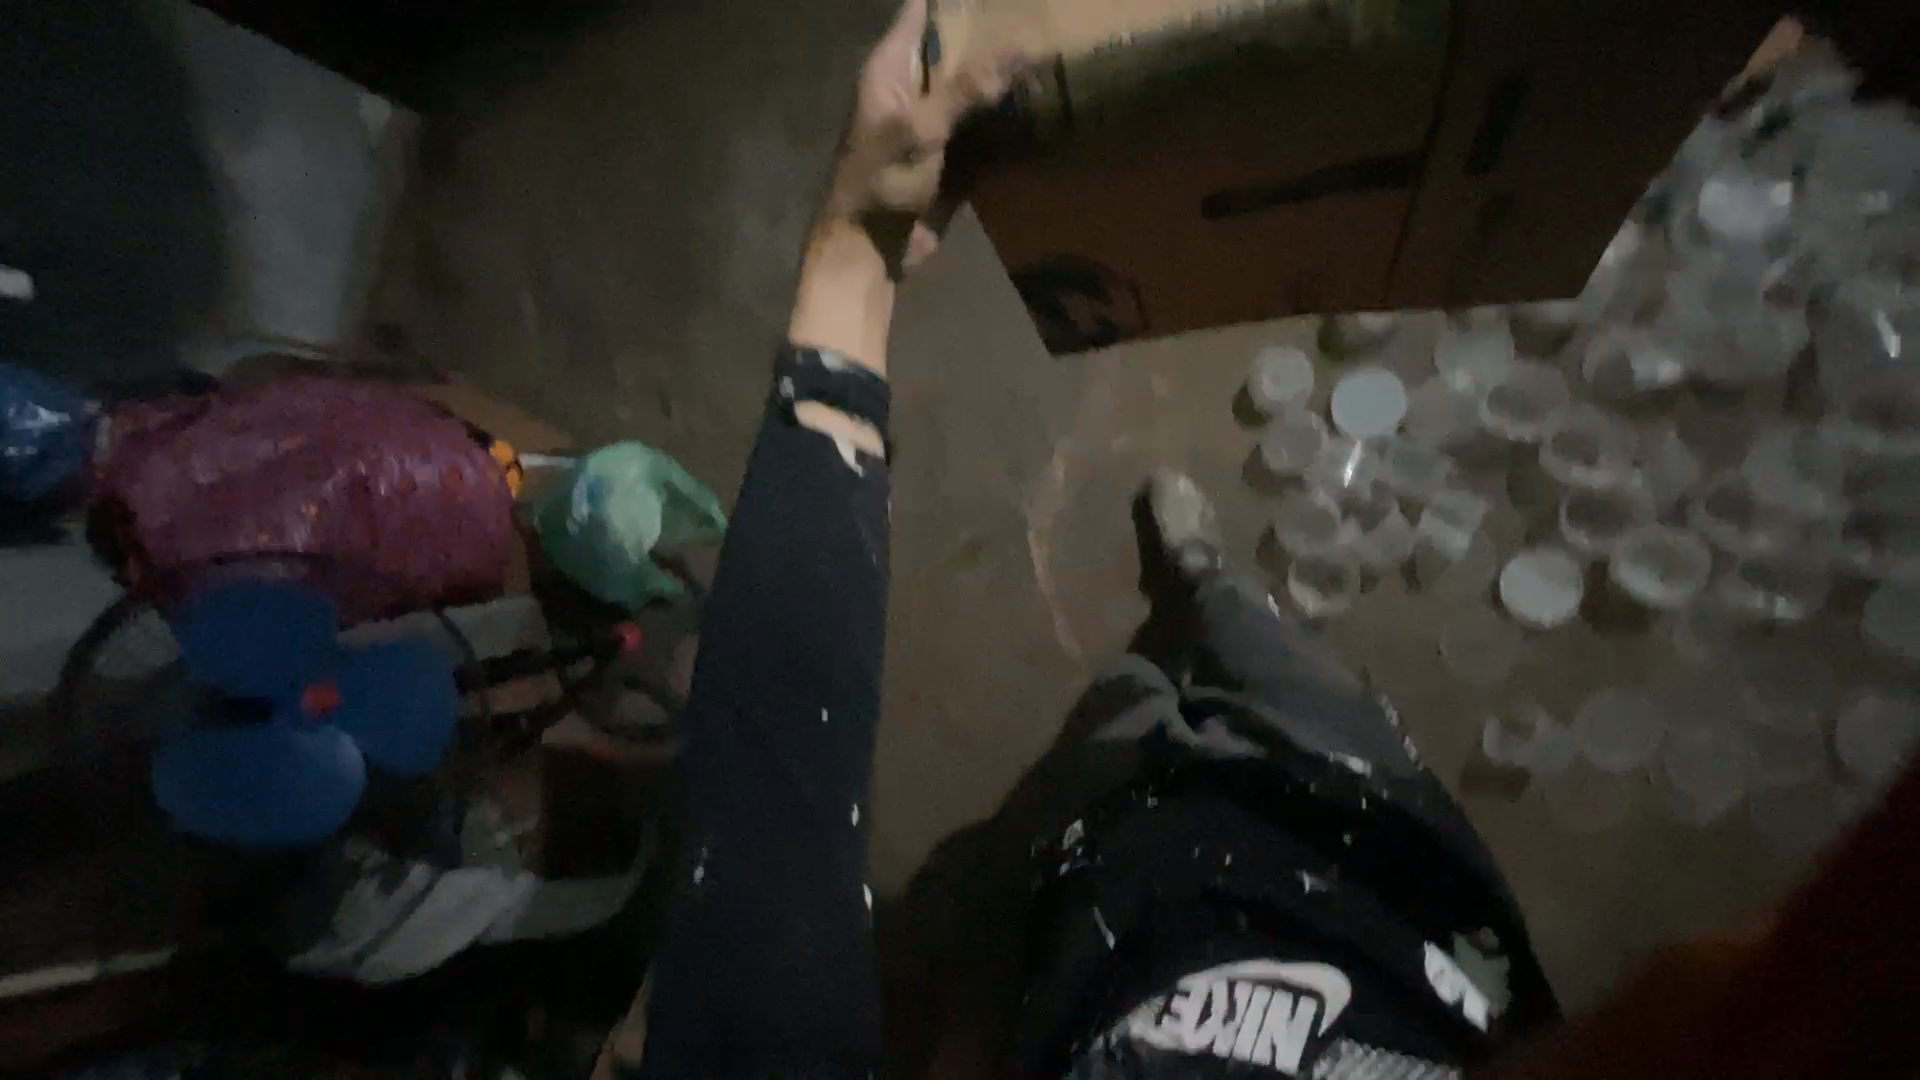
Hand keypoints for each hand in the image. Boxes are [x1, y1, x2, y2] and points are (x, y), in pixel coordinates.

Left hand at [820, 0, 1023, 270]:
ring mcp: (934, 131)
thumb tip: (1017, 48)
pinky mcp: (951, 166)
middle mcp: (913, 94)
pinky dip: (1006, 131)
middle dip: (993, 42)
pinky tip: (1041, 115)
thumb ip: (964, 89)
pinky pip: (983, 139)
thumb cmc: (880, 185)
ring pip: (974, 97)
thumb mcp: (919, 129)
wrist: (870, 252)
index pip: (923, 14)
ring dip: (1006, 88)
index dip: (958, 3)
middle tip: (1041, 25)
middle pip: (956, 54)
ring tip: (1051, 62)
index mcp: (892, 71)